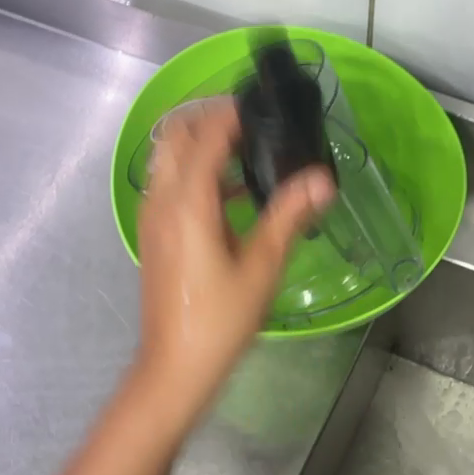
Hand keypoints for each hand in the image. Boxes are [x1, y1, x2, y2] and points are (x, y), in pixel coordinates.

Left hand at [133, 98, 333, 421]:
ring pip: (168, 161)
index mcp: (187, 202)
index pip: (205, 134)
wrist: (175, 369)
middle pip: (174, 136)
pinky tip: (233, 199)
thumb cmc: (221, 321)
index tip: (266, 105)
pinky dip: (195, 177)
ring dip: (200, 148)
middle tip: (252, 126)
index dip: (232, 111)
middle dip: (209, 121)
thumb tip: (321, 179)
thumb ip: (289, 216)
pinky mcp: (154, 238)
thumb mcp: (262, 267)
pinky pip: (170, 188)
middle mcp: (161, 200)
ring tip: (248, 156)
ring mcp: (152, 219)